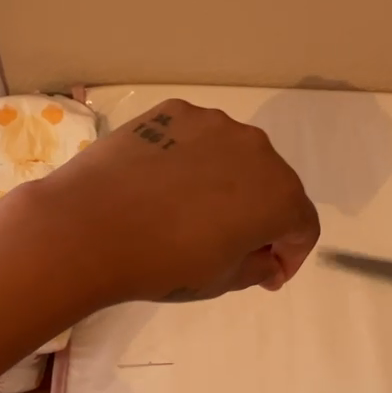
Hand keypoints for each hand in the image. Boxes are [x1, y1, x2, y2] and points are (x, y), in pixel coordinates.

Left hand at [30, 99, 320, 303]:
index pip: (302, 225)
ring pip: (233, 155)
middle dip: (260, 214)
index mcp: (279, 196)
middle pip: (272, 184)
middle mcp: (257, 149)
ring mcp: (213, 123)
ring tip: (189, 209)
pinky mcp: (173, 111)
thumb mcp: (221, 281)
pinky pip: (195, 138)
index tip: (266, 272)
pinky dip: (190, 159)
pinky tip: (162, 182)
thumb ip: (258, 267)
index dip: (290, 254)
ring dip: (226, 181)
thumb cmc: (163, 263)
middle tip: (229, 242)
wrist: (89, 226)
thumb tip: (268, 259)